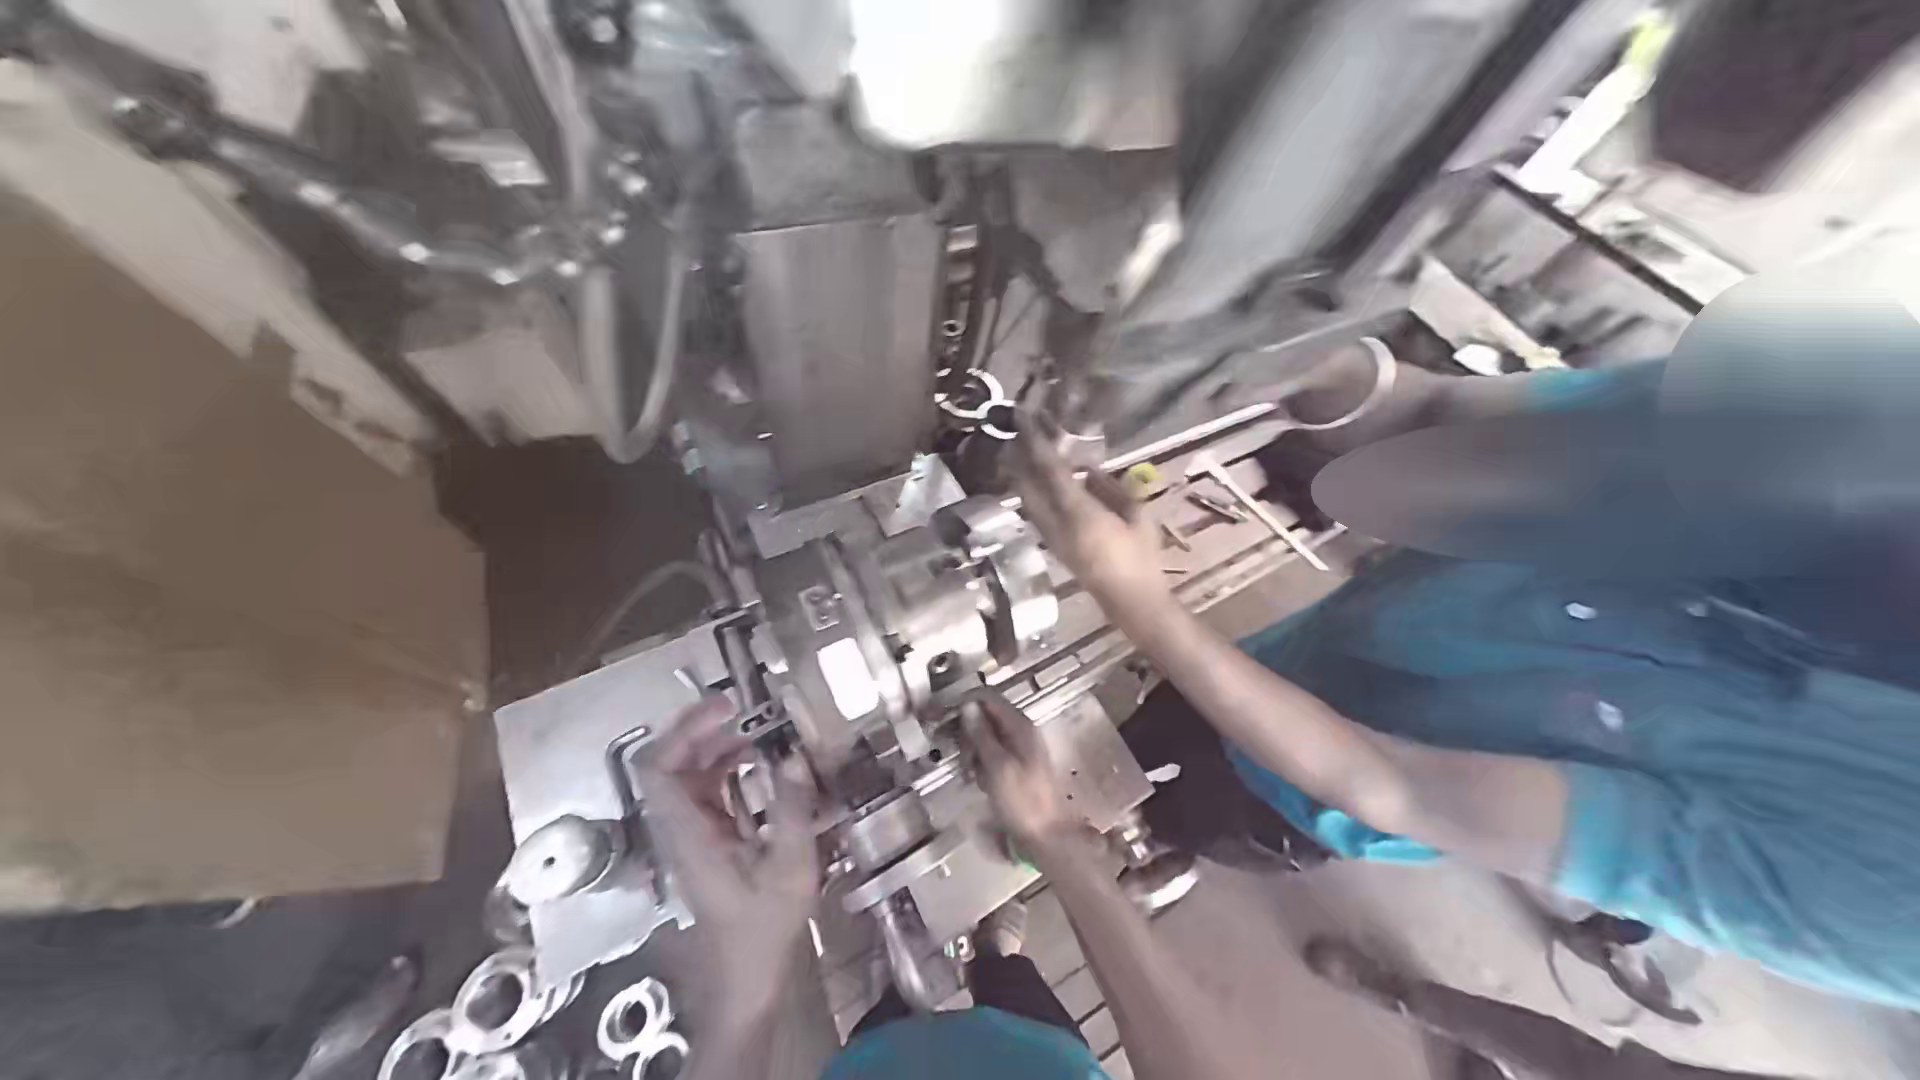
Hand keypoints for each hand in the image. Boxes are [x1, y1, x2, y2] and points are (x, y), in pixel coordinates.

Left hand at [635, 697, 819, 1005]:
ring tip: (758, 729)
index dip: (684, 732)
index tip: (726, 710)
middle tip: (745, 710)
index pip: (659, 770)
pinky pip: (708, 789)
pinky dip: (728, 767)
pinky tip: (759, 761)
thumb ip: (792, 808)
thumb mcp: (789, 866)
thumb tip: (793, 754)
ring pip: (689, 774)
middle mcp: (680, 827)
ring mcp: (692, 833)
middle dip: (703, 730)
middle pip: (670, 764)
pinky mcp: (708, 839)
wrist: (749, 971)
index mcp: (687, 833)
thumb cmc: (765, 923)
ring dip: (717, 746)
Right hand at [962, 690, 1079, 851]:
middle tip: (961, 756)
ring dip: (973, 751)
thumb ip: (981, 733)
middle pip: (985, 715)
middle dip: (968, 733)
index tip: (943, 719)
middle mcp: (1020, 730)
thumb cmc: (1021, 801)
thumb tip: (967, 704)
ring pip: (986, 736)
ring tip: (971, 774)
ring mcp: (1019, 747)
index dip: (964, 703)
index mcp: (1020, 725)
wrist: (1045, 836)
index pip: (987, 697)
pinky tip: (980, 782)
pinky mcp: (1016, 764)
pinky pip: (992, 754)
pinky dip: (982, 764)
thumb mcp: (997, 766)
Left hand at [1012, 418, 1166, 601]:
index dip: (1035, 441)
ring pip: (1025, 498)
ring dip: (1021, 472)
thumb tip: (1087, 469)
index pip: (1049, 469)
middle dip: (1019, 455)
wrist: (1131, 600)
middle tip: (1020, 430)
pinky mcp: (1051, 545)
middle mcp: (1055, 523)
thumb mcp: (1136, 515)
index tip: (1025, 417)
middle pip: (1025, 482)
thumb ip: (1110, 488)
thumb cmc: (1140, 557)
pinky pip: (1033, 511)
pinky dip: (1031, 490)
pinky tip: (1038, 481)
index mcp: (1078, 512)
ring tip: (1024, 450)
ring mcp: (1050, 536)